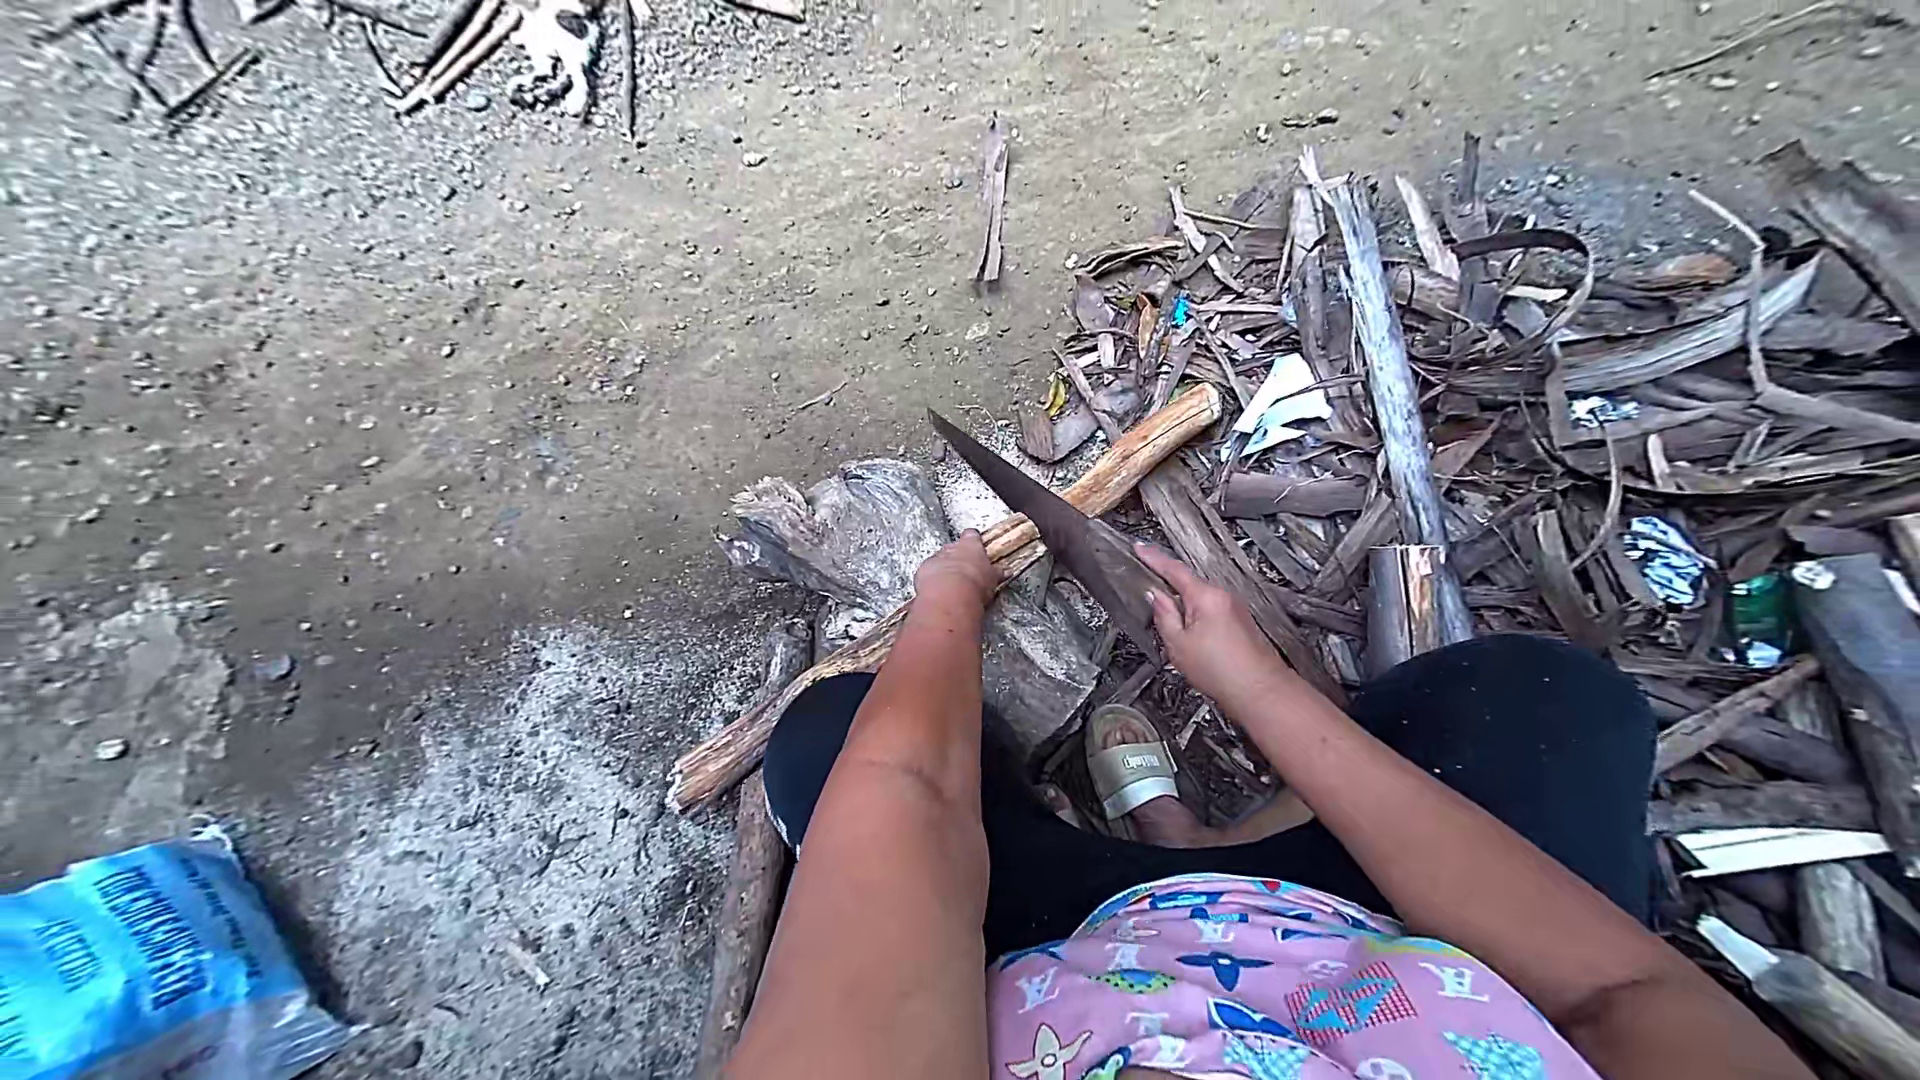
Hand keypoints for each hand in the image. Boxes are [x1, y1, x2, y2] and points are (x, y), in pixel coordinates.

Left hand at [913, 530, 998, 613]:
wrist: (951, 594)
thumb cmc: (974, 583)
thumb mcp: (992, 579)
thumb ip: (995, 573)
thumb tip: (1003, 572)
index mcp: (971, 545)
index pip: (972, 536)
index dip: (973, 541)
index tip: (975, 546)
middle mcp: (951, 548)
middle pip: (953, 548)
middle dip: (956, 557)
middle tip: (964, 571)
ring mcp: (935, 558)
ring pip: (938, 560)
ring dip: (943, 569)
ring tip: (950, 584)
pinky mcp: (922, 571)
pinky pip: (927, 573)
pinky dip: (930, 579)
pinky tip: (937, 590)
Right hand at [1135, 543, 1293, 708]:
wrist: (1260, 692)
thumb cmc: (1221, 671)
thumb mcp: (1177, 643)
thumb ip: (1163, 614)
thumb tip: (1155, 596)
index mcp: (1205, 597)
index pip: (1173, 569)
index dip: (1153, 557)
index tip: (1139, 548)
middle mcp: (1222, 596)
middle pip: (1187, 584)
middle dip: (1167, 589)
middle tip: (1148, 597)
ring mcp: (1234, 608)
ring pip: (1199, 599)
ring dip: (1183, 608)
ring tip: (1172, 630)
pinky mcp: (1239, 621)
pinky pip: (1210, 610)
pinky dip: (1196, 617)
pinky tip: (1191, 637)